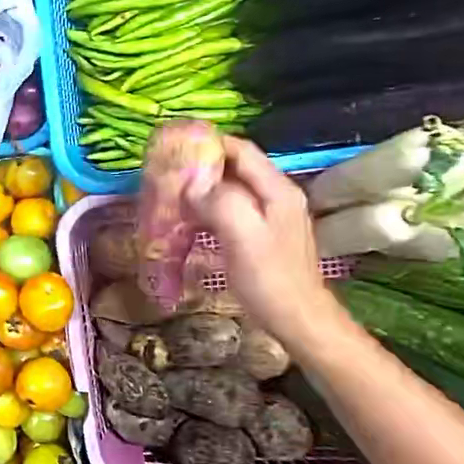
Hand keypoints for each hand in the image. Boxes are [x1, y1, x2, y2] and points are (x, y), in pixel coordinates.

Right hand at [182, 136, 339, 348]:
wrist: (297, 320)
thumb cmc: (270, 279)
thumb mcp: (243, 237)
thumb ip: (220, 202)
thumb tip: (192, 184)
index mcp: (276, 190)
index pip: (241, 151)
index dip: (210, 144)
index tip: (175, 148)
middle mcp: (277, 197)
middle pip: (236, 168)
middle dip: (202, 166)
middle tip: (166, 173)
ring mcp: (271, 217)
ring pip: (232, 190)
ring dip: (203, 189)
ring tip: (171, 195)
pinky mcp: (262, 236)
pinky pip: (231, 210)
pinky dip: (208, 209)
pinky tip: (190, 220)